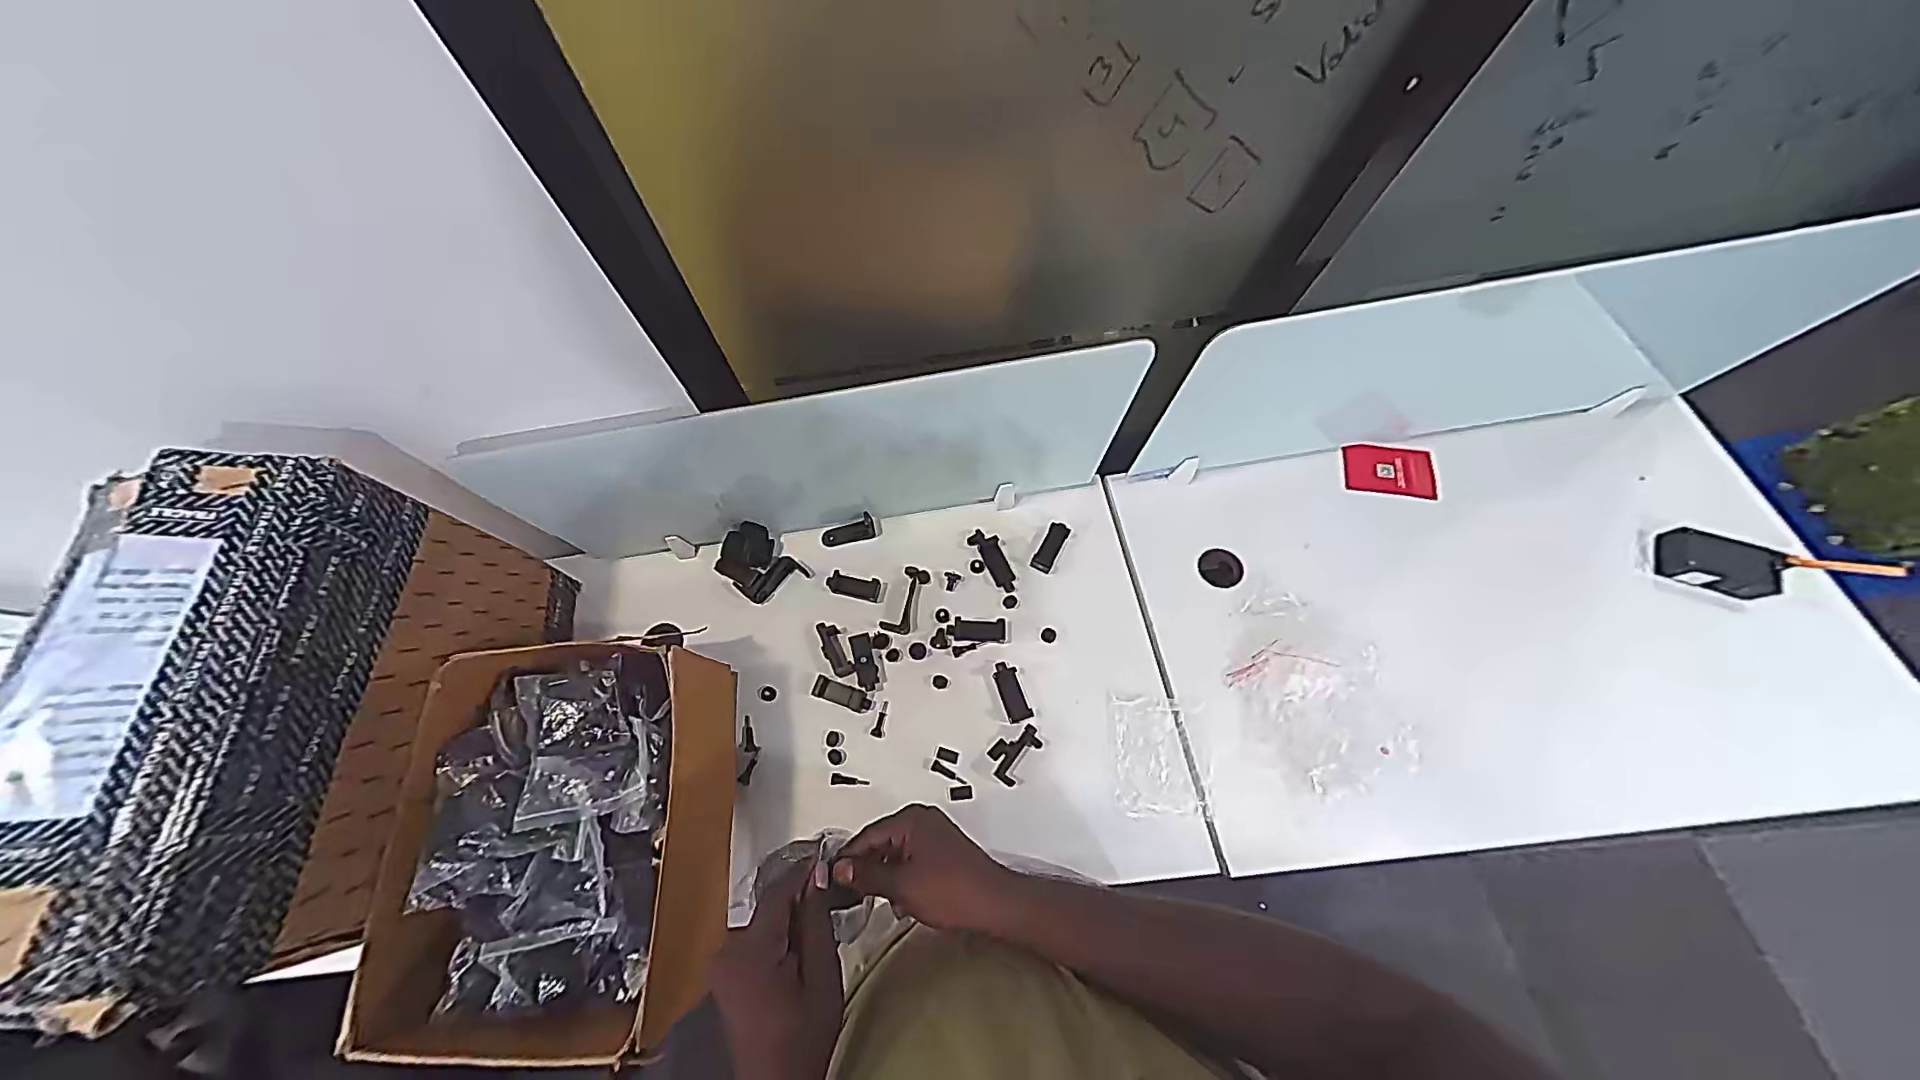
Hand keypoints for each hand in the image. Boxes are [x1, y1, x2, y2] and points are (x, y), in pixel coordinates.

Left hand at [708, 858, 842, 1079]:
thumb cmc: (802, 1037)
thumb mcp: (822, 974)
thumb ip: (817, 921)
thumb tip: (816, 877)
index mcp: (750, 951)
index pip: (778, 893)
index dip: (804, 873)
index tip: (824, 858)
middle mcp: (727, 952)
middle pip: (770, 907)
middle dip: (798, 900)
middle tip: (829, 896)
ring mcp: (721, 965)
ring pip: (763, 922)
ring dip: (788, 919)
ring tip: (816, 927)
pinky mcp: (724, 974)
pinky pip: (754, 940)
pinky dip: (776, 937)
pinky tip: (796, 950)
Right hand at [830, 804, 1020, 931]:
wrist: (992, 904)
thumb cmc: (956, 889)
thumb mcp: (901, 885)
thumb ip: (867, 875)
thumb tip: (844, 869)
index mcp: (911, 819)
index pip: (867, 835)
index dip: (848, 858)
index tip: (834, 876)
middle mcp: (923, 820)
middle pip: (881, 842)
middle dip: (868, 867)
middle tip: (852, 890)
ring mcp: (934, 834)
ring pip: (895, 853)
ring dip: (885, 875)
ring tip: (880, 898)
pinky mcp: (942, 851)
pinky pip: (911, 859)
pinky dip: (902, 877)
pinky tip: (902, 899)